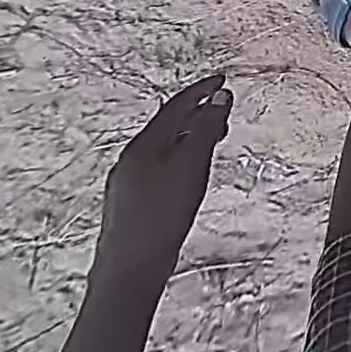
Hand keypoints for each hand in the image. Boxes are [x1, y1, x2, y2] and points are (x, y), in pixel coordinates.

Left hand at [91, 75, 232, 287]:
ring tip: (213, 136)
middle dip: (196, 111)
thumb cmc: (162, 215)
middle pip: (168, 124)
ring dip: (189, 134)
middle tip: (222, 106)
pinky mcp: (130, 201)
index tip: (221, 80)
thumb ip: (206, 128)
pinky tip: (190, 169)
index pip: (176, 106)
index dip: (201, 90)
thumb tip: (220, 97)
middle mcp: (131, 158)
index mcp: (144, 144)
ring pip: (164, 145)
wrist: (130, 271)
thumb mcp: (192, 164)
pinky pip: (159, 164)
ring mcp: (127, 181)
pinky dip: (180, 154)